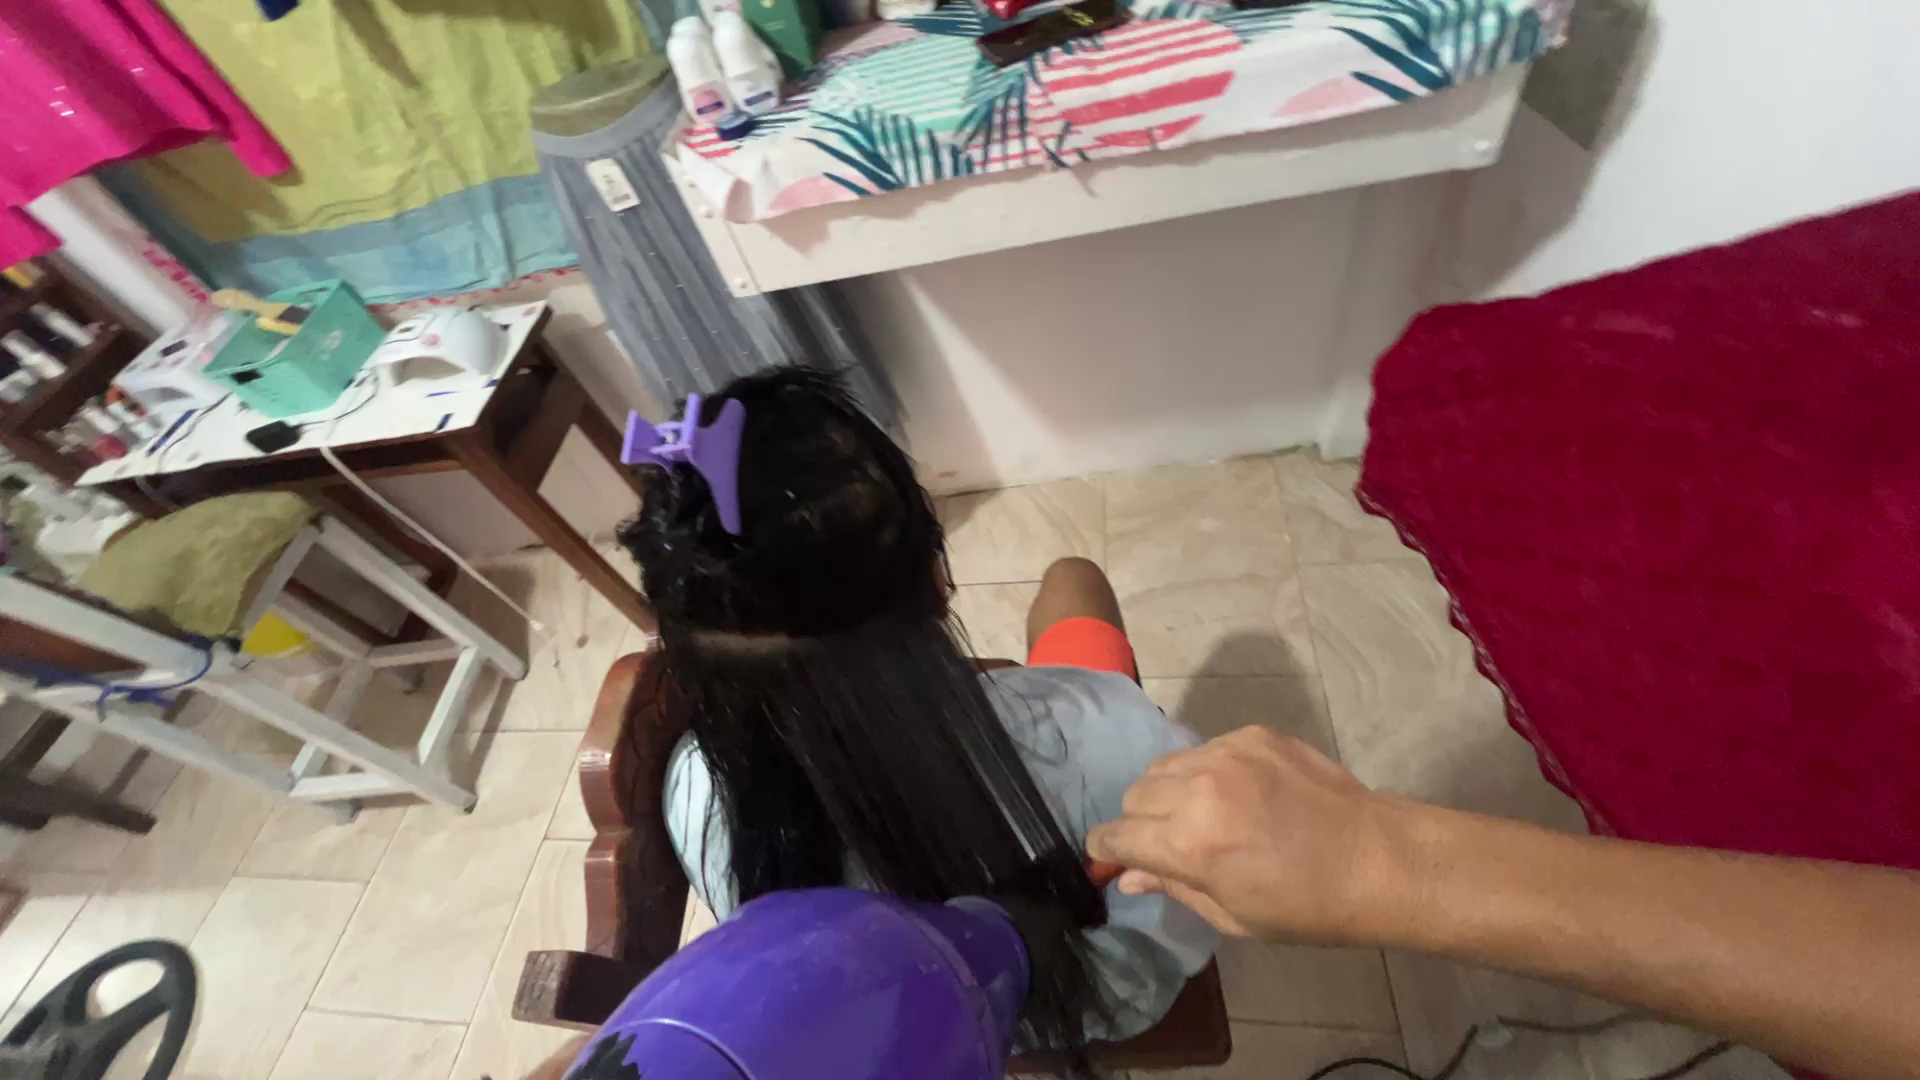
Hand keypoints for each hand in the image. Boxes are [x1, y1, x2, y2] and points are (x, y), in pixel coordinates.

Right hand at [1086, 726, 1425, 943]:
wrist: (1380, 859)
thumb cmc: (1307, 906)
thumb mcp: (1234, 915)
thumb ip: (1172, 887)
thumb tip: (1127, 877)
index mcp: (1190, 842)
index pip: (1117, 835)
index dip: (1106, 849)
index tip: (1107, 855)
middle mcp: (1197, 788)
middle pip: (1133, 793)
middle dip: (1140, 820)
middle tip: (1170, 840)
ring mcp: (1225, 753)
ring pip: (1163, 765)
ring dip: (1168, 791)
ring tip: (1203, 811)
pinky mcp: (1250, 734)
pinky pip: (1204, 749)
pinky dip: (1207, 771)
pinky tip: (1240, 792)